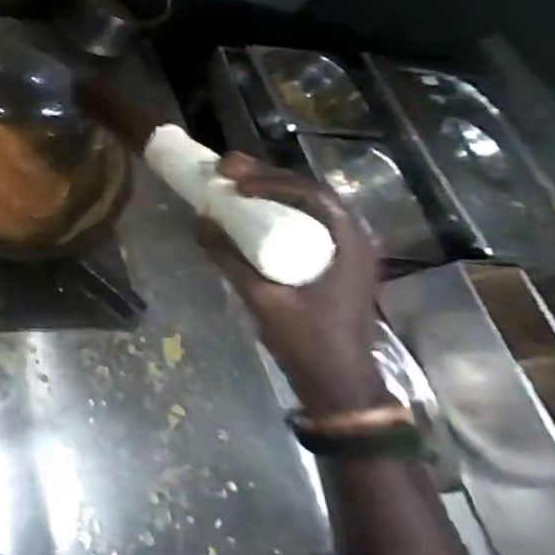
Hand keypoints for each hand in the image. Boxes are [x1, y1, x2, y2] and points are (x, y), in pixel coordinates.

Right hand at [200, 153, 388, 415]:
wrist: (340, 386)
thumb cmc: (307, 343)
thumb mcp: (262, 299)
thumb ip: (230, 259)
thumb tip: (201, 222)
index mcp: (348, 244)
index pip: (313, 194)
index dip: (271, 181)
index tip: (235, 184)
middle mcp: (354, 239)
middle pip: (309, 192)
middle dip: (266, 176)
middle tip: (226, 168)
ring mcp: (347, 250)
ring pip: (308, 204)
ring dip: (271, 188)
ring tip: (233, 180)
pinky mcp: (336, 261)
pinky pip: (307, 221)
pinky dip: (279, 207)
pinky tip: (252, 208)